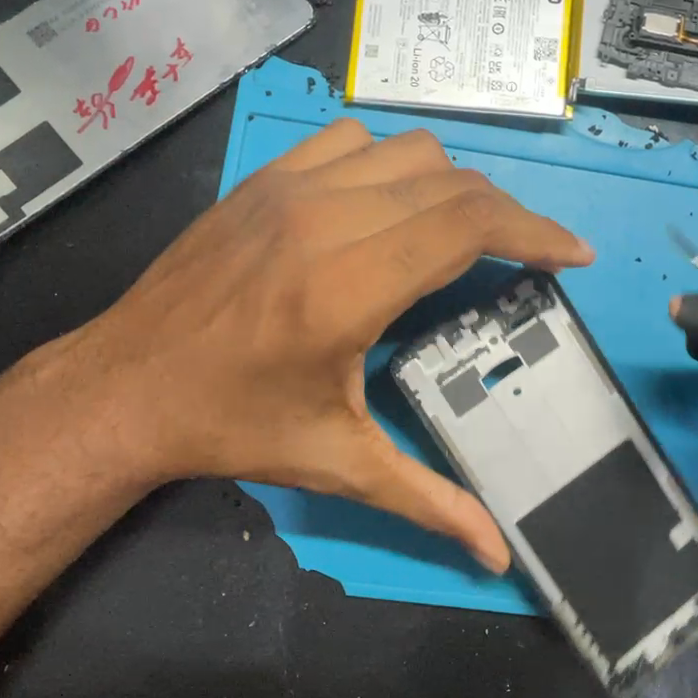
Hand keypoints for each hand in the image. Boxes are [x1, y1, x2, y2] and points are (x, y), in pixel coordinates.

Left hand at [49, 119, 592, 570]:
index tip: (574, 255)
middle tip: (530, 255)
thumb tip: (500, 555)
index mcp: (346, 289)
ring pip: (409, 152)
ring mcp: (289, 189)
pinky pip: (354, 142)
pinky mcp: (264, 180)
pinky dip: (394, 166)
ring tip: (467, 232)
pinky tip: (394, 206)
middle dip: (509, 215)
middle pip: (452, 184)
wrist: (123, 387)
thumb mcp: (338, 466)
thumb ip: (430, 501)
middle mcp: (323, 221)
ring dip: (454, 187)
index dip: (535, 233)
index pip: (467, 227)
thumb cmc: (233, 427)